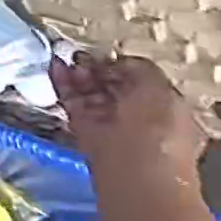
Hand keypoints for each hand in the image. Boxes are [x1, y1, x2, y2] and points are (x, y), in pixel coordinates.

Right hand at [52, 53, 205, 175]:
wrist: (134, 167)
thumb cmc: (158, 128)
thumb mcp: (159, 88)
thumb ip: (139, 67)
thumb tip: (118, 60)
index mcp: (165, 109)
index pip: (140, 80)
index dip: (122, 64)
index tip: (107, 53)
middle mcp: (138, 116)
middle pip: (112, 84)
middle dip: (96, 67)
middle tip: (83, 54)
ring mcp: (109, 121)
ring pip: (89, 89)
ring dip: (77, 71)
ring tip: (66, 56)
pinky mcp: (83, 126)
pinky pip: (70, 97)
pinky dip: (62, 80)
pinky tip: (55, 64)